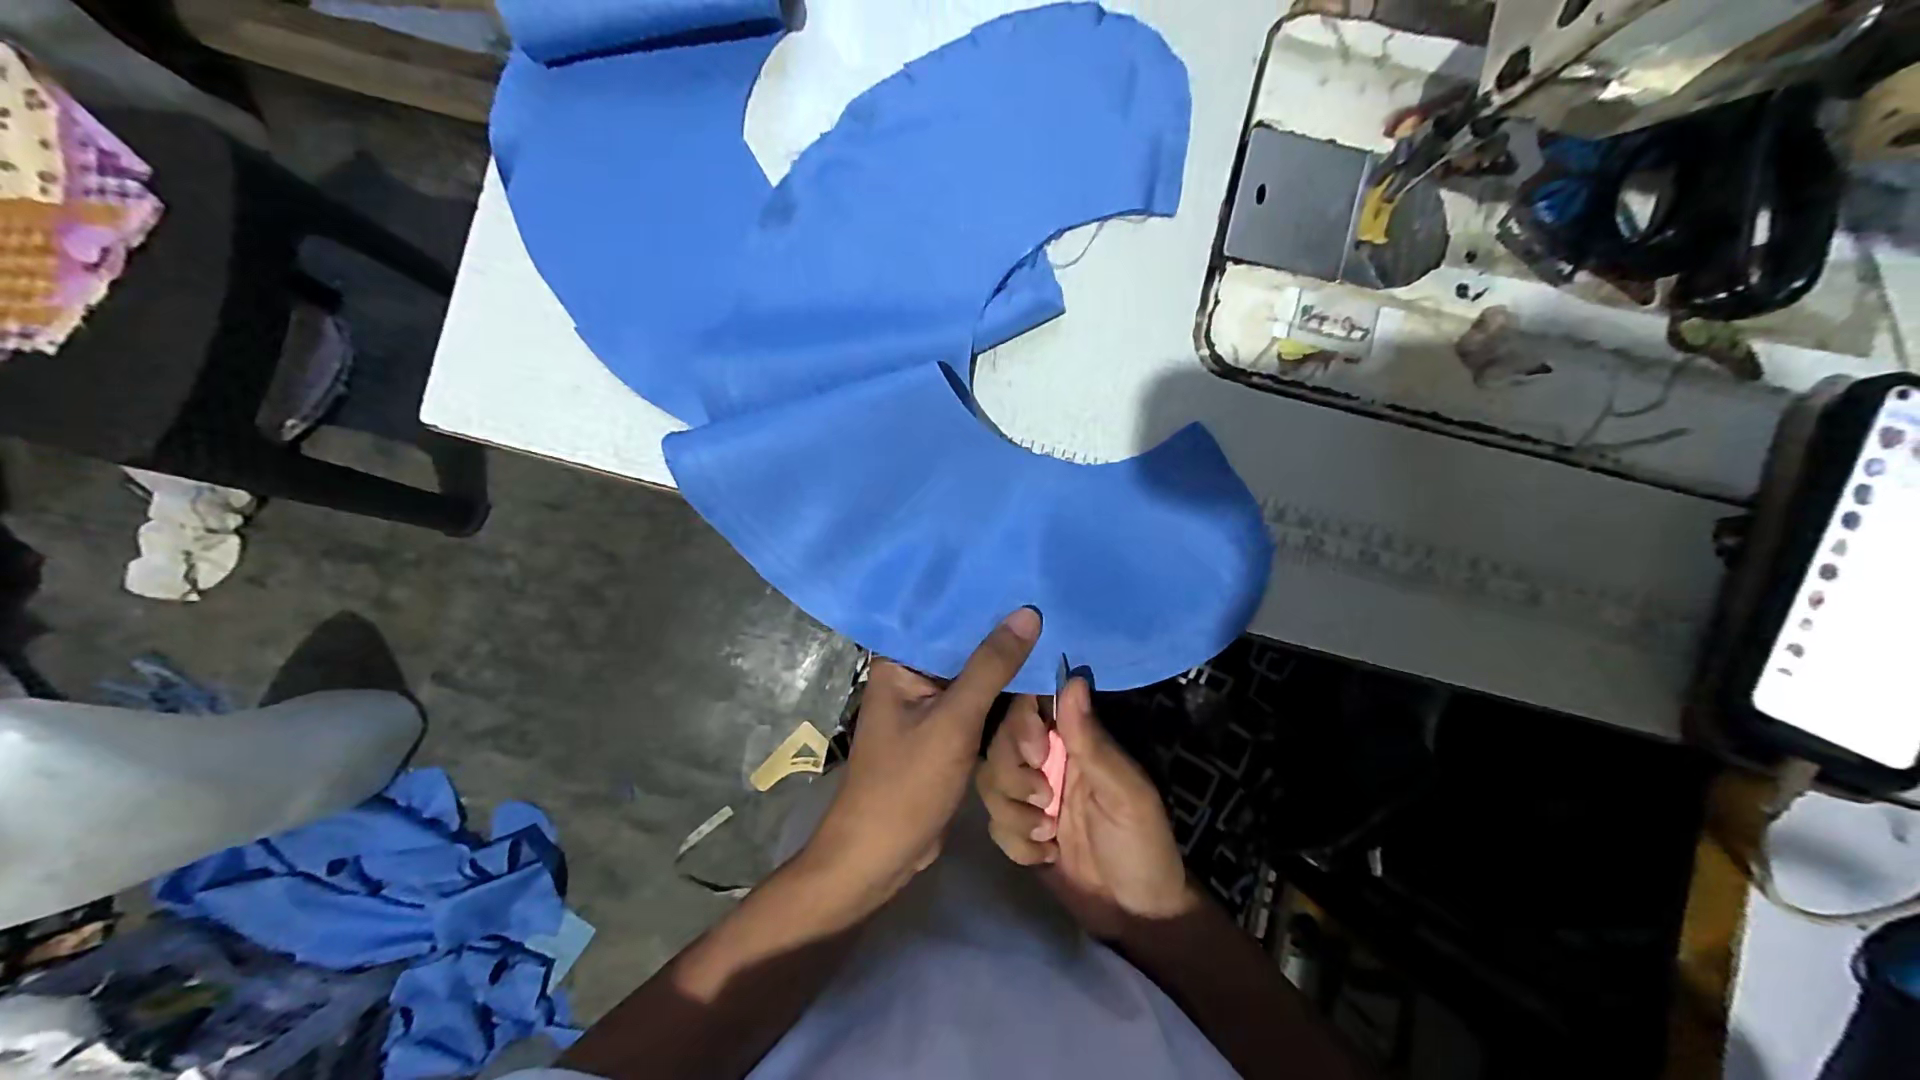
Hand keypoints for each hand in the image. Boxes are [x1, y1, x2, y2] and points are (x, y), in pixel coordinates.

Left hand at [804, 607, 1041, 900]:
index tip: (1029, 590)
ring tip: (1048, 667)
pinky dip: (1001, 704)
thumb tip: (1027, 613)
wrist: (882, 855)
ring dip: (1008, 681)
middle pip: (965, 648)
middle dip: (1005, 652)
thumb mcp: (954, 722)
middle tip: (1049, 637)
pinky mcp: (942, 730)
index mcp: (898, 661)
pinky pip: (977, 705)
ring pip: (976, 678)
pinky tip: (1034, 696)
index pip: (945, 615)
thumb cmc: (906, 784)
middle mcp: (910, 674)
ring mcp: (927, 704)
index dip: (986, 603)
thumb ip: (991, 667)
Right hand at [976, 676, 1197, 939]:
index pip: (1032, 707)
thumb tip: (1072, 680)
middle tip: (1046, 800)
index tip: (1037, 752)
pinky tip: (1047, 857)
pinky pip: (993, 823)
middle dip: (1014, 775)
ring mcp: (1030, 796)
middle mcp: (1048, 761)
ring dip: (1014, 813)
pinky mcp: (1018, 830)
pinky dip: (1016, 843)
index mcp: (1076, 742)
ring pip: (989, 782)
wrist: (1135, 917)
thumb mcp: (1125, 794)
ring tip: (1049, 835)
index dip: (1022, 721)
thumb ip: (1092, 742)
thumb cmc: (1142, 846)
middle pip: (1000, 744)